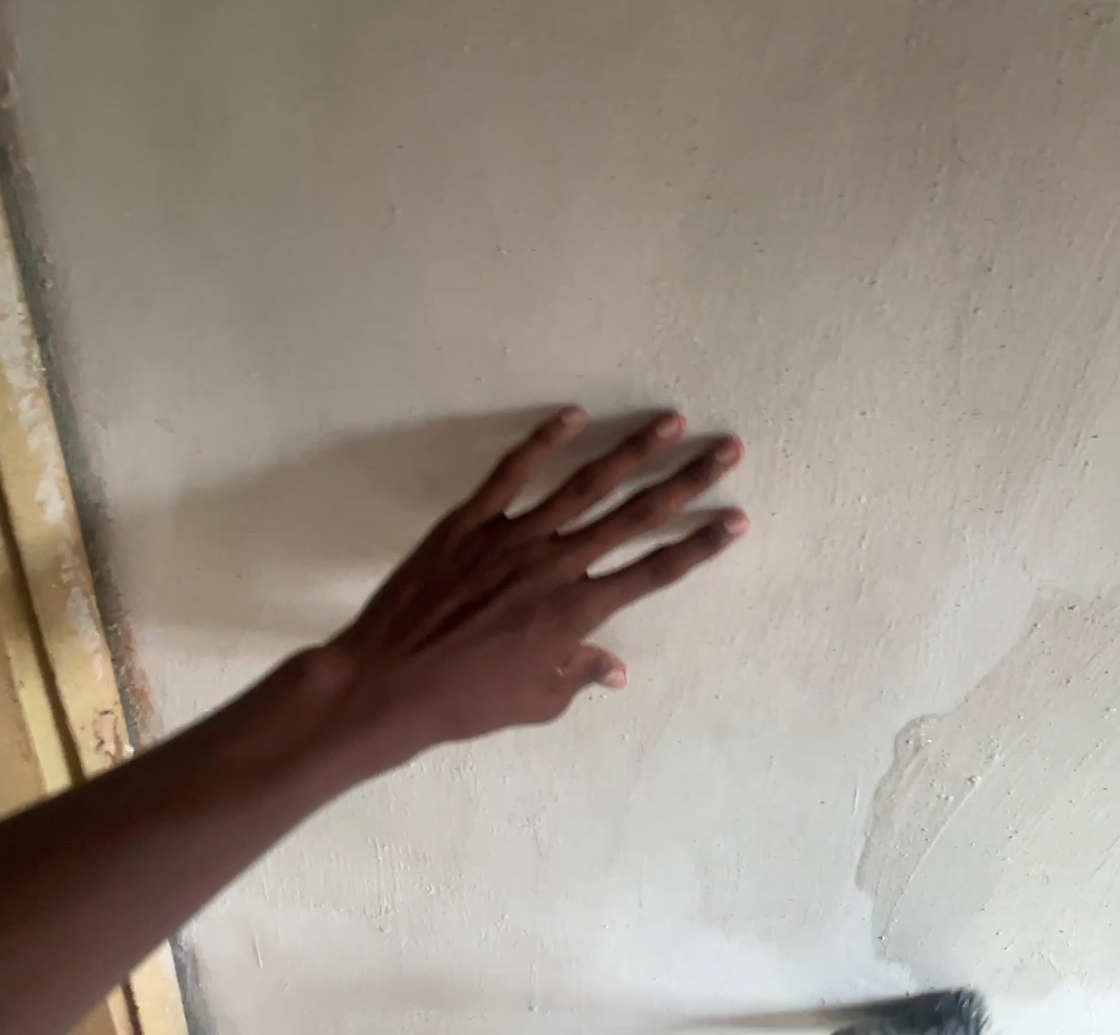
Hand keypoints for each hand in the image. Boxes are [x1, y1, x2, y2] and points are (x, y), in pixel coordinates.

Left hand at [312, 407, 745, 761]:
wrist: (382, 686)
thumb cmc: (465, 700)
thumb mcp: (536, 702)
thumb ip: (582, 676)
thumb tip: (618, 670)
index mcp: (579, 611)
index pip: (657, 570)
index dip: (703, 544)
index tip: (737, 518)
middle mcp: (559, 565)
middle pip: (637, 515)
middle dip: (688, 480)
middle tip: (727, 449)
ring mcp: (515, 537)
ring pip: (586, 484)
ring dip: (633, 450)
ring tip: (671, 421)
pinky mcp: (471, 521)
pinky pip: (513, 473)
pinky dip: (544, 441)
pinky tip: (575, 416)